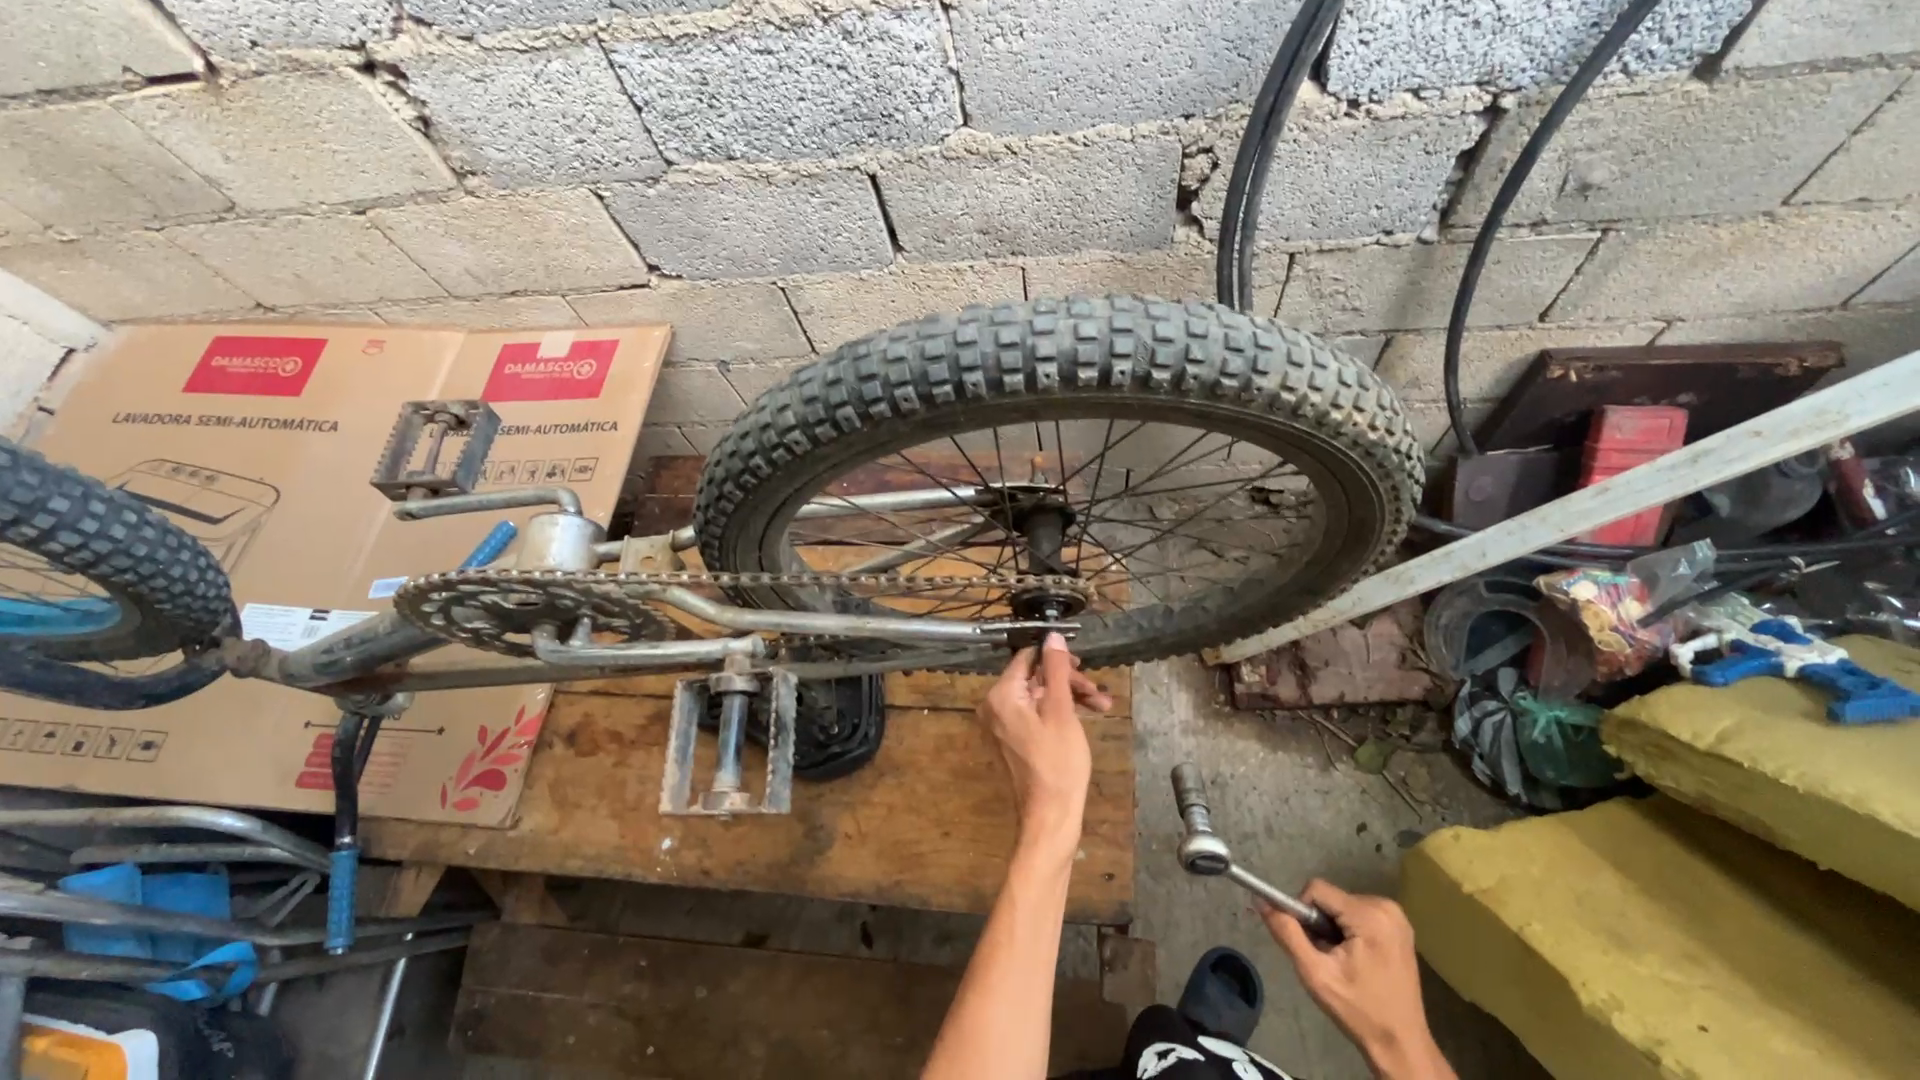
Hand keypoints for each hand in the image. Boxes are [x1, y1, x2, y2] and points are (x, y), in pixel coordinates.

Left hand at [978, 633, 1111, 855]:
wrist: (1051, 816)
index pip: (1027, 658)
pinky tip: (1085, 718)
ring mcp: (1001, 725)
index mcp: (1001, 695)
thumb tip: (1052, 636)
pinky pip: (1035, 715)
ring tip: (1101, 707)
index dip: (1057, 658)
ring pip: (1038, 697)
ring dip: (1069, 698)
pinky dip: (1058, 714)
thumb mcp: (1061, 710)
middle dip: (1069, 682)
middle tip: (1098, 693)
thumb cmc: (1058, 763)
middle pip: (1034, 678)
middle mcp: (993, 707)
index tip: (1083, 665)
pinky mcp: (1012, 741)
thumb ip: (1056, 669)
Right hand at [1261, 881, 1453, 1079]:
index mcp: (1369, 914)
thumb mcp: (1314, 973)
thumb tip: (1260, 900)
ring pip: (1342, 906)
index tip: (1310, 944)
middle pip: (1330, 898)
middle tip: (1328, 959)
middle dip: (1321, 924)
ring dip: (1333, 929)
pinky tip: (1357, 961)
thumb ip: (1286, 932)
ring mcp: (1397, 916)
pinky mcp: (1399, 927)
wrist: (1401, 1042)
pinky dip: (1349, 931)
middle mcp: (1386, 907)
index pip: (1316, 889)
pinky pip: (1358, 914)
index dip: (1303, 913)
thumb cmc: (1358, 1010)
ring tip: (1342, 963)